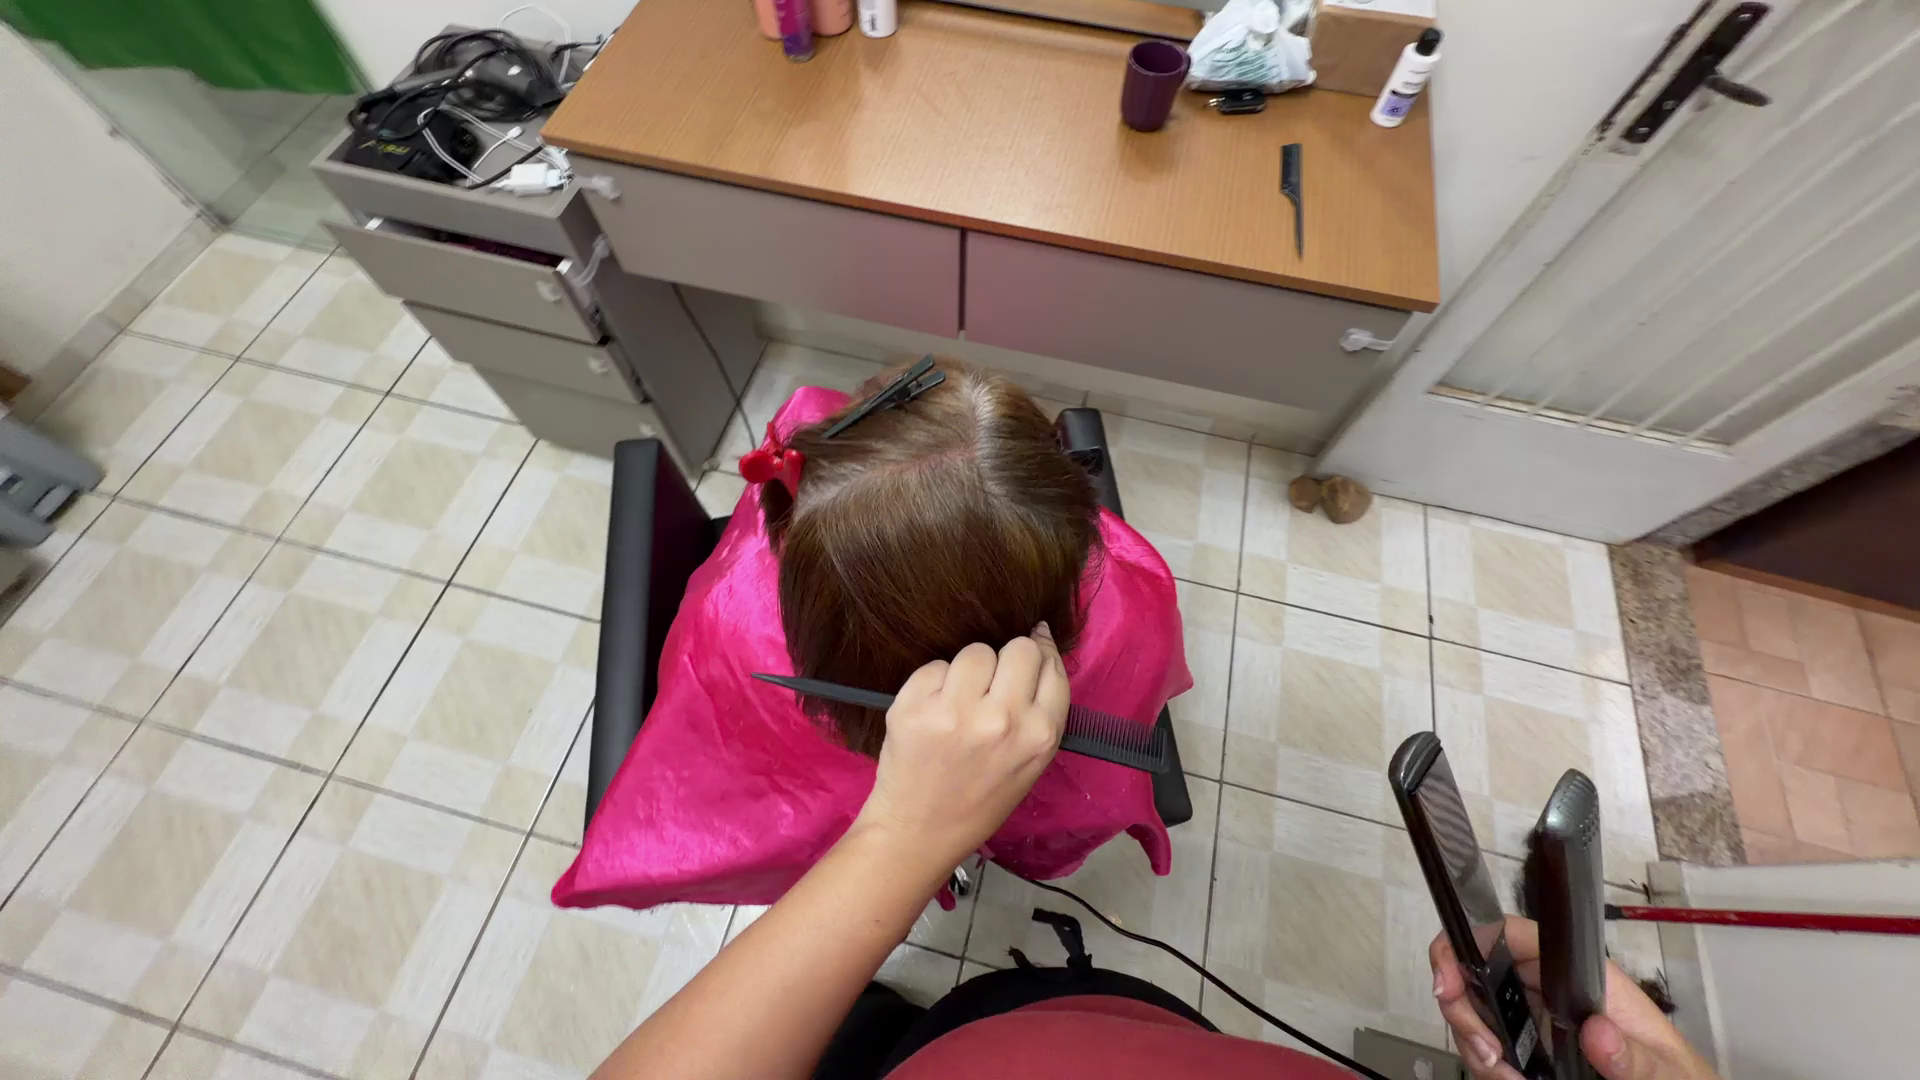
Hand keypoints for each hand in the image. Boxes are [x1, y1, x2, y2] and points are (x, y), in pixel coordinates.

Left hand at [851, 624, 1069, 875]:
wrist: (920, 831)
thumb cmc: (982, 798)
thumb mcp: (1031, 761)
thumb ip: (1040, 707)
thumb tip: (1038, 636)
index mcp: (1040, 736)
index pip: (1050, 665)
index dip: (1040, 655)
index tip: (1029, 656)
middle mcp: (1002, 719)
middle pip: (1019, 647)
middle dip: (1007, 659)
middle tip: (991, 686)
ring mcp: (955, 711)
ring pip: (975, 651)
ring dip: (969, 669)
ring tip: (959, 701)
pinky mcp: (913, 706)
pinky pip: (935, 666)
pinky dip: (934, 683)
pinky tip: (933, 712)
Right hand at [1431, 918, 1719, 1079]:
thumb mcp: (1671, 1074)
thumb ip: (1638, 1058)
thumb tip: (1596, 1031)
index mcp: (1575, 974)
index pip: (1507, 934)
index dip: (1467, 943)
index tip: (1449, 982)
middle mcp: (1544, 985)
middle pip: (1474, 970)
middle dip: (1462, 1007)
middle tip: (1482, 1050)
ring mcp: (1530, 1016)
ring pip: (1472, 1008)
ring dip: (1472, 1042)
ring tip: (1502, 1076)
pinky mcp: (1524, 1047)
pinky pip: (1483, 1043)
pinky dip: (1484, 1064)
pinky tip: (1505, 1079)